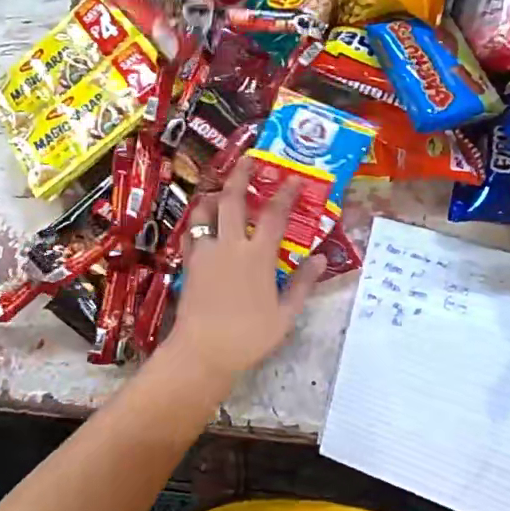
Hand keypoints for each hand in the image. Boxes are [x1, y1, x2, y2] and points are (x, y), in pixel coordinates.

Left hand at [159, 157, 325, 383]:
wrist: (202, 351)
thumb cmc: (249, 336)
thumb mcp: (285, 314)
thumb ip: (301, 283)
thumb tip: (320, 258)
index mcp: (257, 255)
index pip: (275, 214)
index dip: (286, 193)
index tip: (294, 178)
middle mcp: (230, 244)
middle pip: (233, 199)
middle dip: (241, 175)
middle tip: (249, 159)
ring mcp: (206, 251)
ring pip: (205, 211)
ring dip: (213, 195)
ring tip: (220, 189)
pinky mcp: (189, 262)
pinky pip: (190, 233)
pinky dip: (196, 223)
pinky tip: (201, 224)